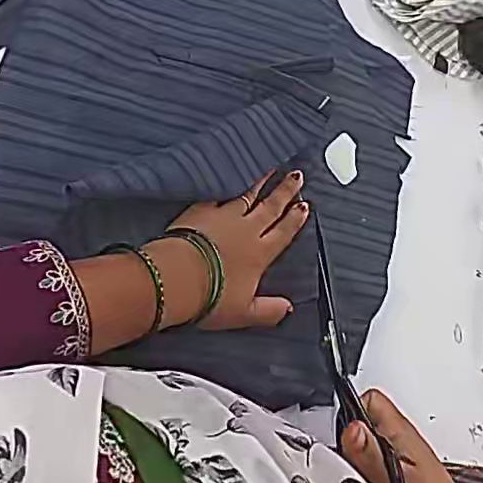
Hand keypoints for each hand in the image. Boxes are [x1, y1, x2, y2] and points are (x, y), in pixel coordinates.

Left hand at [159, 170, 310, 329]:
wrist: (178, 278)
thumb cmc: (209, 297)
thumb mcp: (244, 312)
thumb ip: (269, 310)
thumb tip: (287, 309)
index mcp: (260, 254)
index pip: (283, 232)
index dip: (295, 219)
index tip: (304, 205)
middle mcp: (246, 231)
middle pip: (271, 207)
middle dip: (285, 191)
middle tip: (297, 176)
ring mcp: (223, 217)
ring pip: (247, 195)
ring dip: (260, 182)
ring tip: (271, 170)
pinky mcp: (201, 210)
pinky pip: (218, 194)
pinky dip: (226, 186)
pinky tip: (228, 179)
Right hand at [341, 389, 482, 482]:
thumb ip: (372, 456)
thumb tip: (351, 427)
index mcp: (405, 436)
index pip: (371, 400)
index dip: (351, 410)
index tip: (340, 436)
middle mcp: (404, 448)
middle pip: (364, 428)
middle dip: (350, 444)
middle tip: (347, 468)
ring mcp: (402, 470)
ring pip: (367, 455)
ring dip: (357, 470)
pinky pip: (373, 478)